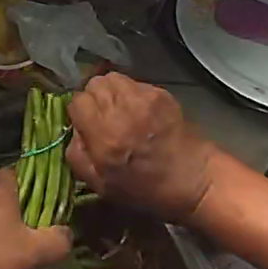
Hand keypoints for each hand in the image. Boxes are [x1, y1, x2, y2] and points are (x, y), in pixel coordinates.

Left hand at [0, 167, 70, 268]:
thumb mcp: (36, 252)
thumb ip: (60, 239)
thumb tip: (67, 232)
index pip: (27, 170)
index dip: (45, 184)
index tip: (58, 204)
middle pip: (13, 191)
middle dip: (31, 208)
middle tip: (46, 229)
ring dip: (13, 226)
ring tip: (27, 247)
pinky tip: (3, 259)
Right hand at [66, 73, 219, 222]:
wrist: (194, 182)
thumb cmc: (146, 190)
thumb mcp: (100, 185)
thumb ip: (76, 155)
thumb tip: (73, 131)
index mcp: (103, 137)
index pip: (77, 102)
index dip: (79, 113)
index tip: (87, 124)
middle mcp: (120, 112)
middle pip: (92, 85)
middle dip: (94, 98)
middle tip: (104, 116)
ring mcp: (142, 99)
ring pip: (111, 78)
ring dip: (110, 91)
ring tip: (119, 108)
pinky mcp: (159, 93)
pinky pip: (133, 82)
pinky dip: (131, 92)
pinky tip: (139, 110)